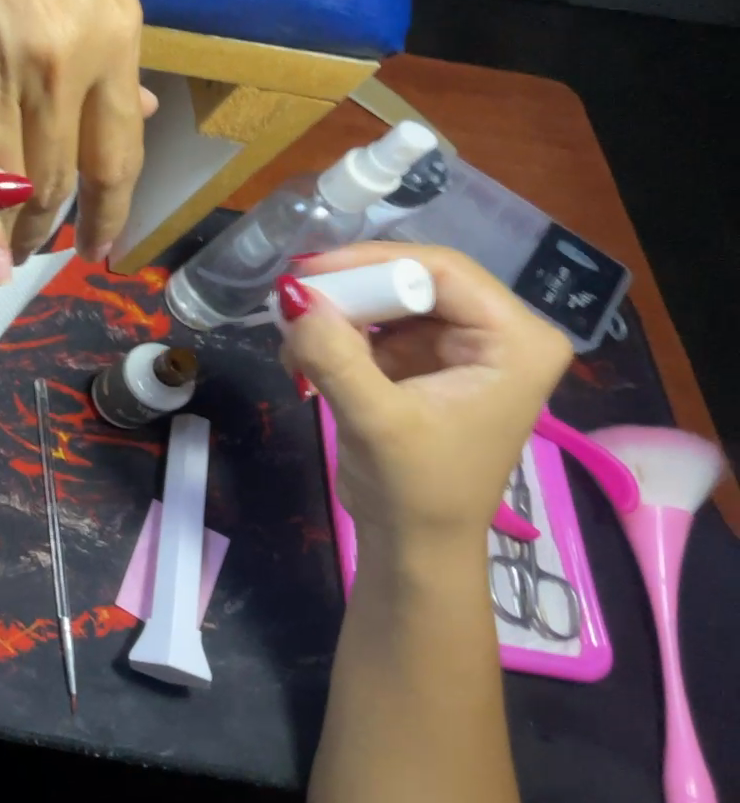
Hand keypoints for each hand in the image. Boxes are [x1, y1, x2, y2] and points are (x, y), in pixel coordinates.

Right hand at [279, 244, 572, 546]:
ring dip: (333, 319)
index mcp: (514, 340)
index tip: (304, 275)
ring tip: (294, 347)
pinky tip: (303, 362)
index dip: (372, 263)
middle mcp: (492, 334)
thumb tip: (292, 297)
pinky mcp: (418, 365)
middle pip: (411, 282)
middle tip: (289, 311)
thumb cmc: (415, 485)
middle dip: (347, 295)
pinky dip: (331, 338)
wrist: (412, 539)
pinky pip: (370, 330)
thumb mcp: (375, 420)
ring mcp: (452, 349)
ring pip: (385, 303)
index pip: (443, 271)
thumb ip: (335, 356)